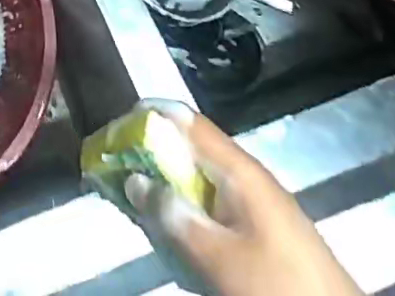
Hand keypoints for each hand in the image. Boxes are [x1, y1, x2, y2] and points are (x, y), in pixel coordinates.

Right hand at [124, 103, 361, 295]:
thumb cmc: (279, 291)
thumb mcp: (218, 259)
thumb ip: (172, 217)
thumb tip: (133, 180)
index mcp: (238, 170)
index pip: (185, 119)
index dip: (147, 116)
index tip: (115, 132)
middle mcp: (246, 177)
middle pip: (188, 147)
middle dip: (148, 155)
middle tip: (116, 173)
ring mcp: (257, 206)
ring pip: (198, 179)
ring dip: (164, 186)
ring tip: (135, 205)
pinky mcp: (262, 233)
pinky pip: (211, 205)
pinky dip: (185, 210)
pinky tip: (172, 236)